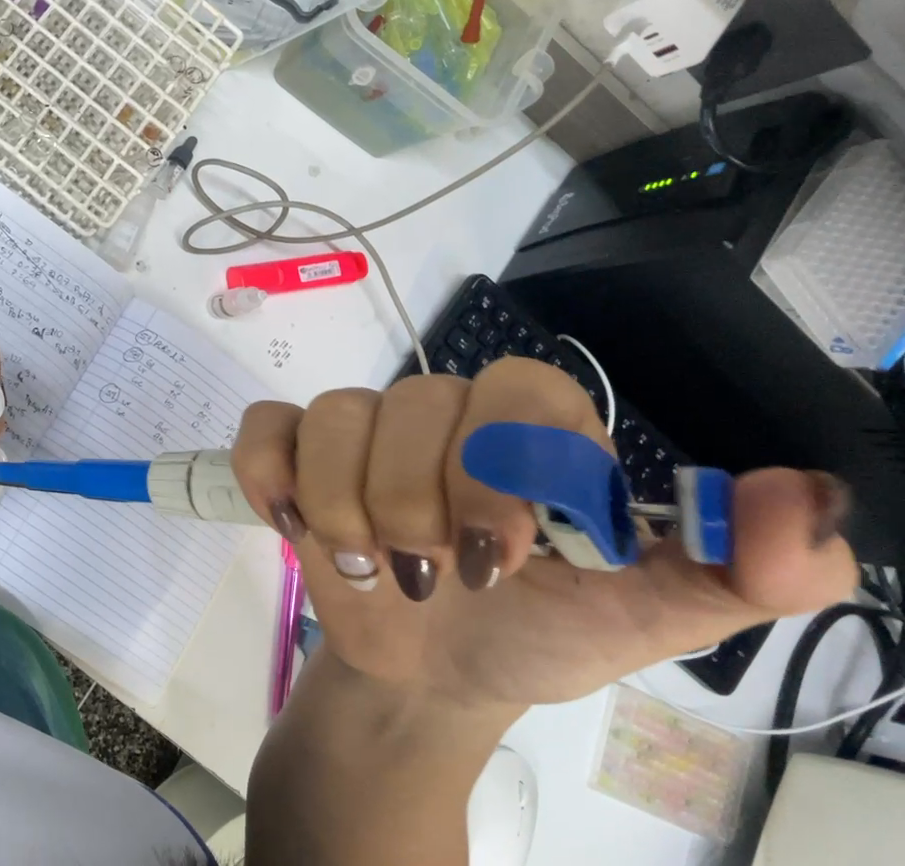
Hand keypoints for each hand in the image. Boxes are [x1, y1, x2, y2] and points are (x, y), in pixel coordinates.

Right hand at [232, 357, 857, 712]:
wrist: (430, 673)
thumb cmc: (537, 637)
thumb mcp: (654, 620)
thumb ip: (751, 573)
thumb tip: (796, 496)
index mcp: (532, 435)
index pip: (520, 390)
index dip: (501, 465)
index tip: (500, 556)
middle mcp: (444, 416)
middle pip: (414, 402)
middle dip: (416, 506)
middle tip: (433, 576)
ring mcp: (360, 431)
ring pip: (337, 417)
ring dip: (348, 512)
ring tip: (369, 568)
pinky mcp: (291, 454)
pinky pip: (266, 428)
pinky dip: (272, 478)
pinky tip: (296, 527)